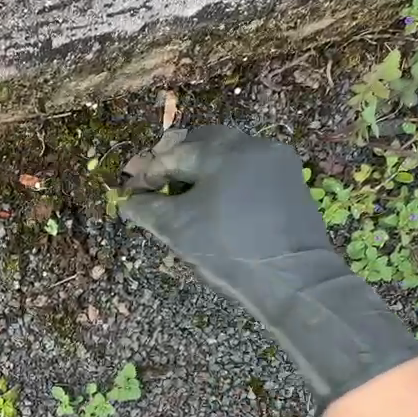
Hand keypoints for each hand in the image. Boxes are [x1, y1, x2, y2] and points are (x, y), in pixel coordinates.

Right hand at [120, 126, 417, 411]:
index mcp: (222, 153)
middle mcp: (251, 146)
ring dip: (200, 162)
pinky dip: (224, 173)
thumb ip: (147, 209)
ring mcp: (275, 160)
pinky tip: (212, 194)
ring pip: (228, 151)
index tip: (129, 185)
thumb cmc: (226, 249)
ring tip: (180, 184)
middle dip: (175, 155)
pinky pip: (248, 166)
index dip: (148, 170)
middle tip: (152, 174)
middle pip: (204, 141)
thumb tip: (127, 202)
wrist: (290, 276)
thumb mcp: (177, 229)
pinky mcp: (289, 180)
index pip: (175, 154)